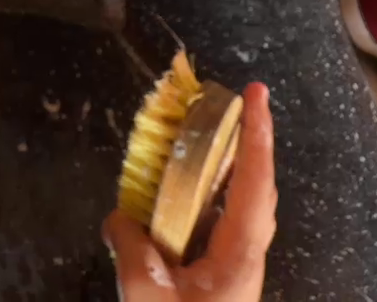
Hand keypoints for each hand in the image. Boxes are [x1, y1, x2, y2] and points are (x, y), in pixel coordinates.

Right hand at [104, 84, 276, 301]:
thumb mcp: (145, 296)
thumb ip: (131, 247)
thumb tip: (119, 219)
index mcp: (239, 257)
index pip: (254, 185)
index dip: (257, 137)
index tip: (257, 94)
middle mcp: (245, 257)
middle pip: (255, 187)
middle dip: (248, 142)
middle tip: (233, 103)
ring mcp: (232, 270)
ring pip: (236, 205)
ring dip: (225, 165)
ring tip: (204, 134)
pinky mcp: (215, 281)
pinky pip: (214, 222)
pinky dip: (201, 193)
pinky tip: (173, 190)